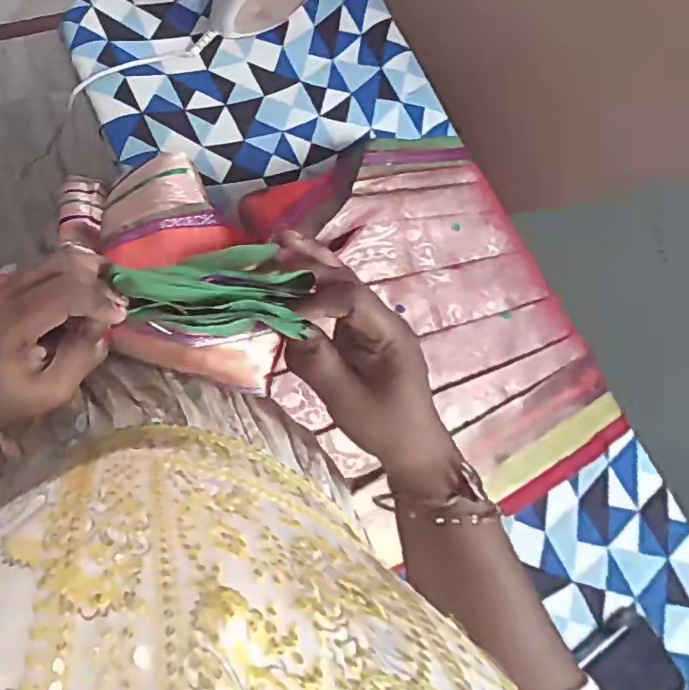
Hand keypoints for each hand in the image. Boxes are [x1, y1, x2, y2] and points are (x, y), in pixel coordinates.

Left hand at [0, 248, 127, 440]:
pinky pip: (41, 268)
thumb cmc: (7, 401)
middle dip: (96, 282)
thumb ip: (83, 354)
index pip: (65, 291)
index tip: (121, 314)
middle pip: (62, 265)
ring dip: (83, 277)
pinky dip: (66, 277)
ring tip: (99, 302)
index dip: (98, 299)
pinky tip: (77, 300)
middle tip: (114, 305)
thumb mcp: (53, 391)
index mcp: (9, 323)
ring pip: (53, 261)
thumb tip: (103, 322)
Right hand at [274, 231, 461, 487]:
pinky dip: (310, 281)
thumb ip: (317, 361)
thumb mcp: (347, 400)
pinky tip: (289, 269)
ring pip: (340, 281)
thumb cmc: (384, 426)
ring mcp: (369, 322)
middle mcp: (380, 318)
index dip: (314, 298)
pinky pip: (332, 297)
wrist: (412, 448)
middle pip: (346, 278)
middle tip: (276, 246)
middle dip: (311, 261)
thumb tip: (287, 328)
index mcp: (388, 333)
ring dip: (310, 262)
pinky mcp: (356, 330)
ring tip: (282, 241)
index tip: (284, 311)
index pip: (350, 299)